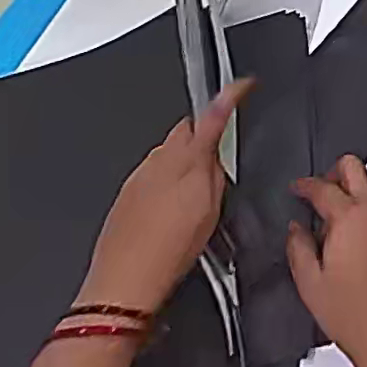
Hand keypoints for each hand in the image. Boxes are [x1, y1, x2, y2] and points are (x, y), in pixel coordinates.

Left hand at [78, 78, 251, 313]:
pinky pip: (152, 172)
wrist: (124, 281)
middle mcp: (159, 159)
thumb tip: (215, 156)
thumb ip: (216, 173)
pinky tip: (169, 211)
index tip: (242, 85)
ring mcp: (140, 174)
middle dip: (203, 135)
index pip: (213, 115)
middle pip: (187, 128)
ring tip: (190, 199)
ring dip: (182, 161)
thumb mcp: (210, 210)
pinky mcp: (126, 191)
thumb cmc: (169, 250)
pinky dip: (165, 181)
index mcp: (186, 159)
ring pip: (169, 151)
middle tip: (216, 163)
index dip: (231, 96)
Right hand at [284, 155, 366, 366]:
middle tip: (316, 191)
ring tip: (327, 220)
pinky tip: (344, 235)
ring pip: (366, 184)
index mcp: (349, 217)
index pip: (322, 186)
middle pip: (352, 166)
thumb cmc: (355, 313)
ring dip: (346, 191)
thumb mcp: (309, 281)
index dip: (304, 185)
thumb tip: (296, 230)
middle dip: (331, 172)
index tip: (297, 189)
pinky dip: (359, 208)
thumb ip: (297, 246)